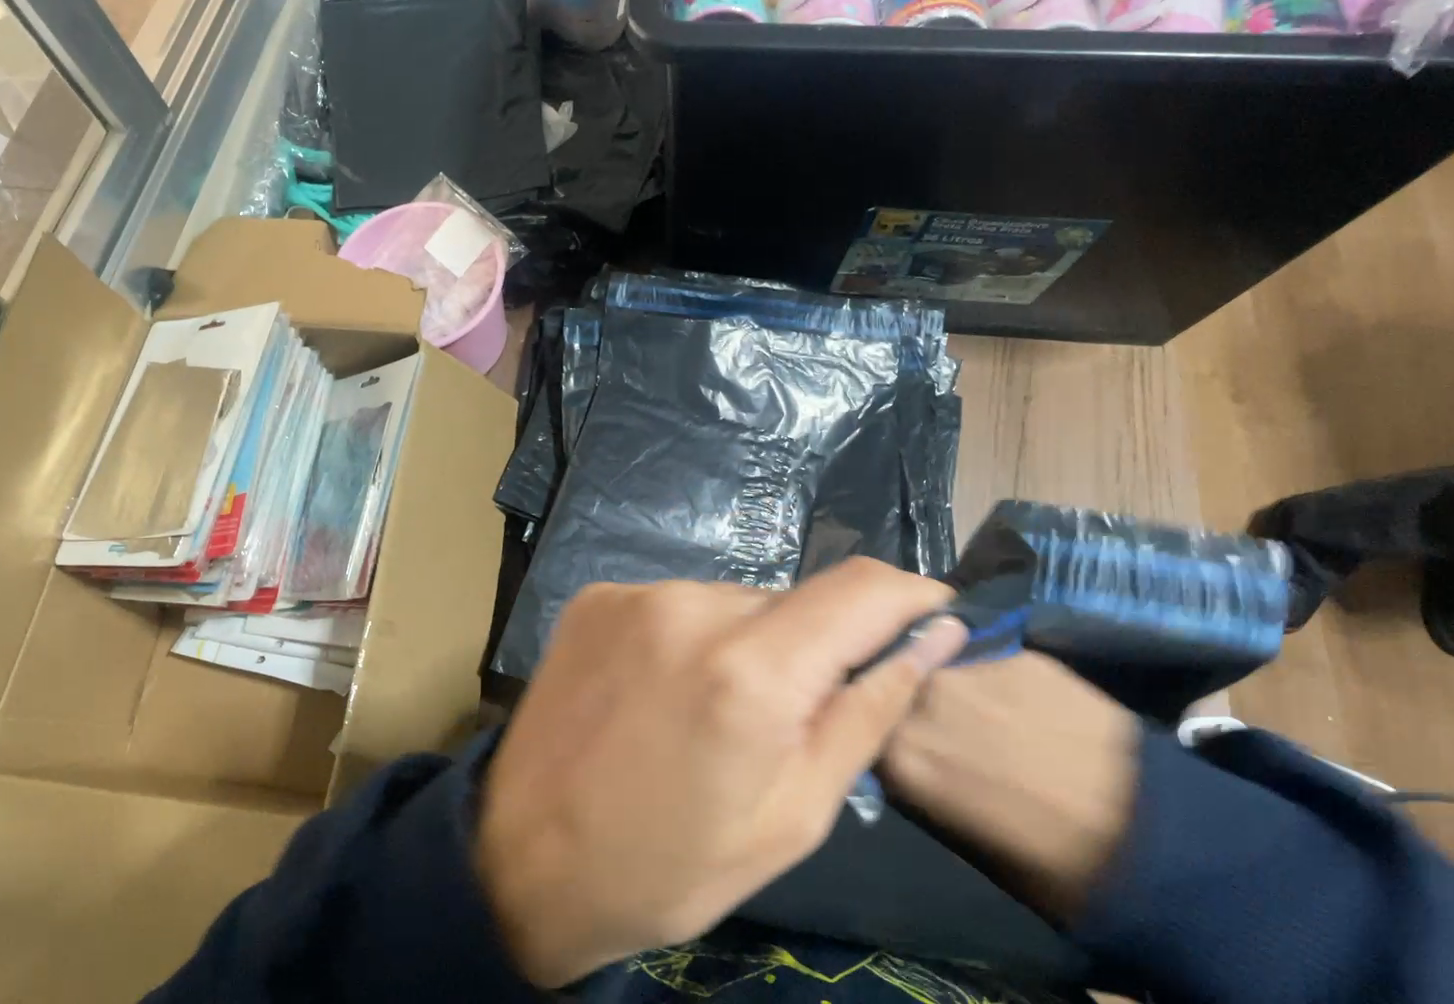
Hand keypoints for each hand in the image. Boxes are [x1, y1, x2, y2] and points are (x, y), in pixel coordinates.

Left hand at [474, 559, 967, 986]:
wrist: (523, 862)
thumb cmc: (670, 866)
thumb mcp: (792, 815)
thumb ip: (865, 713)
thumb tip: (929, 637)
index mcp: (750, 671)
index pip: (861, 588)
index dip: (908, 598)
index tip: (930, 621)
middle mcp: (689, 607)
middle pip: (793, 600)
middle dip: (813, 648)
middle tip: (785, 720)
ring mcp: (634, 596)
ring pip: (734, 602)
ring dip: (748, 645)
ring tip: (710, 717)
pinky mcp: (594, 598)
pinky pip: (677, 605)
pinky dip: (692, 640)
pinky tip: (662, 696)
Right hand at [879, 652, 1142, 922]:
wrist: (1146, 835)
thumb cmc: (1041, 857)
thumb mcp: (949, 827)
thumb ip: (910, 772)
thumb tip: (895, 746)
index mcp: (899, 754)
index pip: (861, 717)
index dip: (873, 720)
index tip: (885, 728)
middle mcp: (922, 699)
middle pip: (893, 678)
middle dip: (903, 688)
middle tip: (930, 711)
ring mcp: (969, 667)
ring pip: (934, 656)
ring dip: (942, 672)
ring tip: (968, 696)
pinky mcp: (1015, 652)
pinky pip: (980, 652)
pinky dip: (984, 667)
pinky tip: (1008, 691)